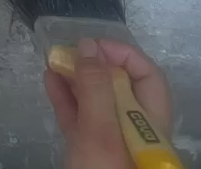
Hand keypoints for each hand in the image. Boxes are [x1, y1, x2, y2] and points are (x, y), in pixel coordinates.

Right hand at [46, 39, 175, 168]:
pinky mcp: (91, 155)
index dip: (122, 55)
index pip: (148, 78)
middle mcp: (135, 134)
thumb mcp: (99, 132)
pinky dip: (66, 98)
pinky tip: (50, 81)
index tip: (92, 45)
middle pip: (121, 88)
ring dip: (76, 77)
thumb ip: (96, 88)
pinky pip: (81, 119)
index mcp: (150, 128)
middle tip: (68, 49)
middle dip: (94, 63)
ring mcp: (113, 145)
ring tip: (53, 58)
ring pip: (97, 101)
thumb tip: (90, 46)